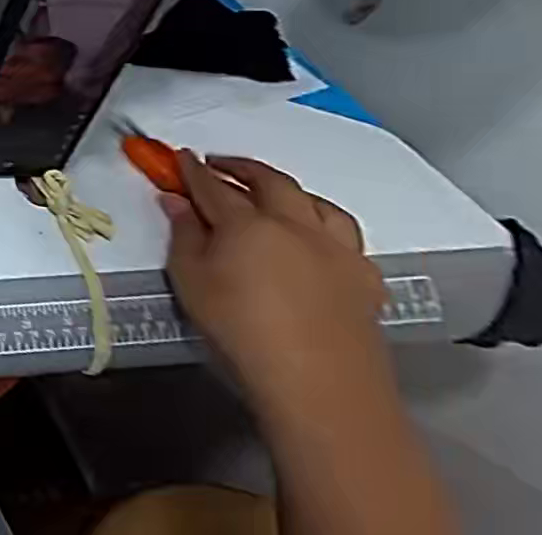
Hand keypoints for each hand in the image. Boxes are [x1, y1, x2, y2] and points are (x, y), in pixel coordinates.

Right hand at [161, 152, 389, 416]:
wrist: (319, 385)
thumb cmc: (239, 327)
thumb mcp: (190, 278)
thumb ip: (184, 234)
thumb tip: (176, 201)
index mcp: (249, 223)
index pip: (214, 186)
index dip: (193, 169)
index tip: (179, 157)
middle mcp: (297, 227)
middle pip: (271, 182)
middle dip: (242, 167)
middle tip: (220, 164)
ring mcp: (338, 252)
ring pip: (317, 203)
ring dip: (289, 191)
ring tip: (271, 194)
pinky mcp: (365, 279)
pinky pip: (346, 236)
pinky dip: (323, 224)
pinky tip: (312, 239)